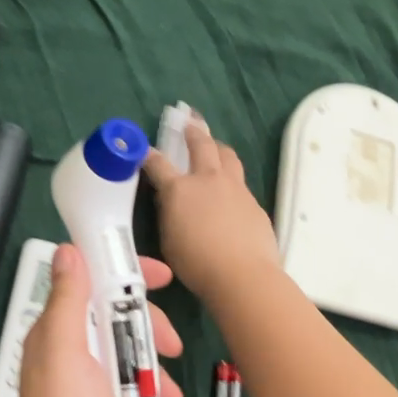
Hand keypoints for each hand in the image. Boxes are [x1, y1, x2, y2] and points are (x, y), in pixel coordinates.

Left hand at [8, 244, 184, 396]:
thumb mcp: (66, 352)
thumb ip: (68, 301)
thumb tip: (68, 250)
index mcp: (56, 334)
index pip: (92, 286)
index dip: (126, 274)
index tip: (163, 278)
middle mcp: (69, 355)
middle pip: (118, 322)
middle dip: (149, 331)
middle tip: (173, 347)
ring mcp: (87, 388)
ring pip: (130, 359)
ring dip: (155, 371)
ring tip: (170, 396)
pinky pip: (133, 393)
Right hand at [143, 118, 281, 301]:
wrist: (242, 274)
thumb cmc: (196, 263)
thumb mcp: (169, 239)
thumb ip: (169, 215)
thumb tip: (172, 202)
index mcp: (179, 189)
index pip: (158, 164)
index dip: (149, 156)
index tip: (144, 150)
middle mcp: (208, 180)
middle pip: (202, 145)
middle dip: (193, 131)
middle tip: (190, 122)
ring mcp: (235, 188)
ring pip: (228, 157)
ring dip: (219, 148)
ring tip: (215, 147)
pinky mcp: (254, 203)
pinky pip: (241, 183)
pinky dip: (232, 181)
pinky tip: (230, 194)